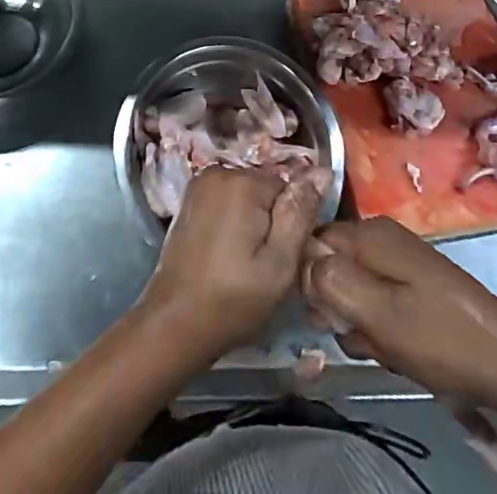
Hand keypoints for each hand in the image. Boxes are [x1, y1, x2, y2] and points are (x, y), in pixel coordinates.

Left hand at [139, 165, 330, 357]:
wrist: (175, 323)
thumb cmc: (233, 299)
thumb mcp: (280, 263)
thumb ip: (300, 213)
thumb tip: (321, 171)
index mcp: (242, 182)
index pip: (290, 187)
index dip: (294, 221)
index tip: (286, 253)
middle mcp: (218, 173)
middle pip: (267, 189)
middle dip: (272, 219)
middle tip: (266, 262)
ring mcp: (199, 186)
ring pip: (248, 196)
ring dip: (254, 222)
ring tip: (246, 261)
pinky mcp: (189, 202)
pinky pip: (228, 202)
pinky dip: (234, 222)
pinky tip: (229, 254)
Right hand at [302, 216, 496, 421]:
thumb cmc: (441, 339)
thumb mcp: (379, 314)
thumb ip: (333, 282)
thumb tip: (301, 258)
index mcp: (370, 235)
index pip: (310, 243)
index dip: (308, 280)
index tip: (321, 314)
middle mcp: (380, 238)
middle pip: (329, 268)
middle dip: (335, 307)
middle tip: (357, 333)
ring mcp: (398, 262)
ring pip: (350, 291)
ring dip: (357, 324)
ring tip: (382, 346)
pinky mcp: (410, 286)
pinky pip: (374, 304)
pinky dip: (378, 329)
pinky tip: (396, 349)